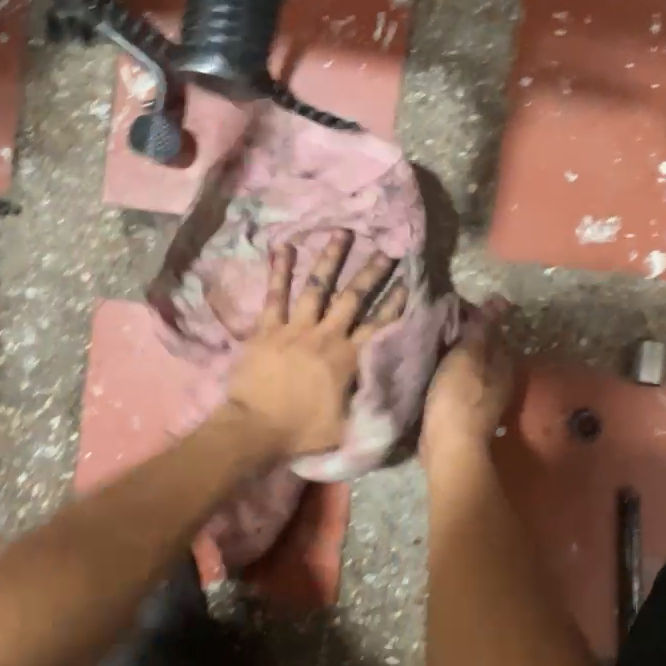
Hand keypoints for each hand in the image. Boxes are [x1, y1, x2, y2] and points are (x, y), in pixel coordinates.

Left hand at [224, 231, 408, 457]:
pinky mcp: (267, 329)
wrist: (256, 428)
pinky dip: (279, 271)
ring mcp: (295, 329)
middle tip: (386, 248)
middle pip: (353, 297)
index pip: (379, 324)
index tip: (408, 280)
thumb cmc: (303, 432)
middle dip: (372, 271)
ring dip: (330, 259)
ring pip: (316, 287)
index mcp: (348, 359)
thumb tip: (387, 386)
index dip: (396, 302)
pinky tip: (283, 247)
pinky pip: (274, 295)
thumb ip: (367, 400)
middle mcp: (326, 336)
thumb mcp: (347, 424)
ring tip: (341, 233)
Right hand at [421, 297, 514, 473]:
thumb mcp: (469, 355)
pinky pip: (455, 382)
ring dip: (451, 356)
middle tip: (431, 324)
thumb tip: (502, 300)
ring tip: (427, 343)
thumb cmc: (459, 396)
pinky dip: (444, 374)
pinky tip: (428, 369)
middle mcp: (497, 378)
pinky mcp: (463, 410)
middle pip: (479, 349)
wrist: (448, 446)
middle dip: (460, 337)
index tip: (445, 309)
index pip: (490, 330)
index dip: (470, 317)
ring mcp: (481, 397)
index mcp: (502, 362)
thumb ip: (483, 328)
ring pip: (466, 366)